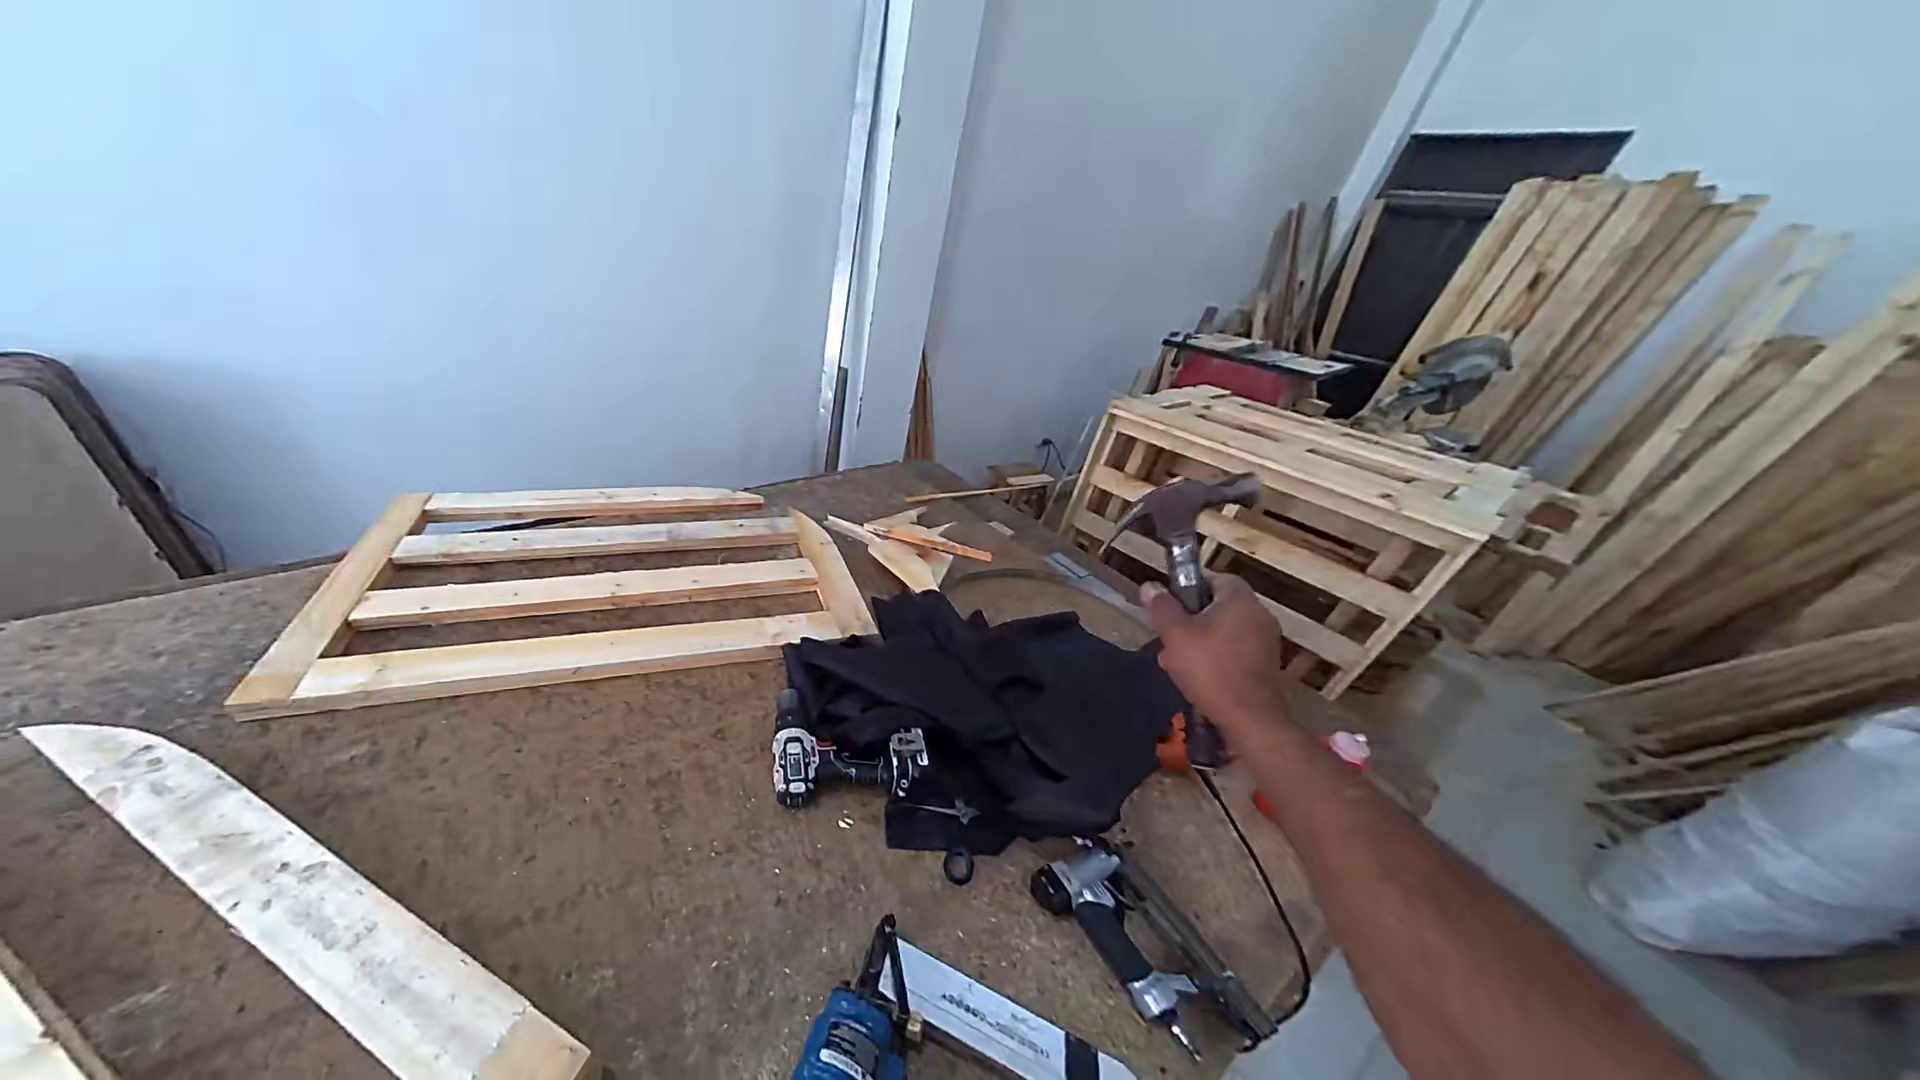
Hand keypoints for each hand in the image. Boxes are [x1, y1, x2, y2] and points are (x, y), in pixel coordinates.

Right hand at [1141, 575, 1291, 738]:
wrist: (1249, 719)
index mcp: (1241, 600)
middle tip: (1170, 640)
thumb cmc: (1210, 669)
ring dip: (1200, 643)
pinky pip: (1236, 652)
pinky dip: (1217, 659)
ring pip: (1224, 632)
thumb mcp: (1175, 635)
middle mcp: (1260, 616)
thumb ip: (1162, 607)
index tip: (1173, 608)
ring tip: (1177, 664)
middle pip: (1218, 608)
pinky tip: (1199, 679)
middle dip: (1190, 622)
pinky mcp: (1267, 667)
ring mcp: (1267, 643)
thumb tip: (1150, 586)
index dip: (1191, 589)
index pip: (1216, 579)